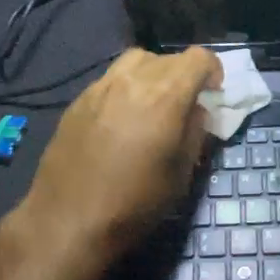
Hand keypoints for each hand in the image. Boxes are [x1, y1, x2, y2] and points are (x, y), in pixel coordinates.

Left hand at [17, 47, 222, 260]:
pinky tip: (121, 118)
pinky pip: (111, 78)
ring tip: (153, 102)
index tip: (212, 94)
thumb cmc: (134, 204)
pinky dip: (126, 87)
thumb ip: (194, 132)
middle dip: (185, 75)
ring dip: (153, 73)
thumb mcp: (180, 174)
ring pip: (137, 60)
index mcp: (165, 96)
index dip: (212, 71)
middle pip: (169, 58)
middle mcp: (133, 80)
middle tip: (184, 104)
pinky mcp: (79, 100)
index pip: (198, 58)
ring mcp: (101, 87)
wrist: (66, 222)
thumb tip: (196, 110)